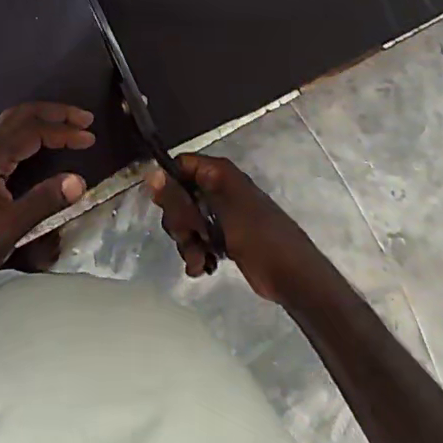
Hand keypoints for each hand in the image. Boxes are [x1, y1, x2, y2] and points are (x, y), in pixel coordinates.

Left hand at [0, 102, 94, 291]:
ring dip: (43, 117)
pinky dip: (32, 128)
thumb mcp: (10, 228)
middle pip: (22, 115)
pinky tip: (43, 139)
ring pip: (14, 121)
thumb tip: (78, 180)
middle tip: (84, 118)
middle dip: (54, 112)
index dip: (63, 132)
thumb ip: (44, 201)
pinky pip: (9, 134)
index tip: (89, 138)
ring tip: (70, 122)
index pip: (33, 132)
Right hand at [148, 155, 321, 302]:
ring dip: (187, 243)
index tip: (167, 207)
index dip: (169, 186)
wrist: (292, 276)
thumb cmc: (257, 237)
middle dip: (180, 223)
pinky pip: (197, 240)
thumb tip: (149, 174)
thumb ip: (180, 198)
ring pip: (186, 222)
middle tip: (191, 237)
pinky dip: (197, 254)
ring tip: (200, 260)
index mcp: (218, 173)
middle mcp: (217, 188)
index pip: (179, 166)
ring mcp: (221, 214)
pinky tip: (205, 267)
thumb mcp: (214, 216)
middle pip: (179, 197)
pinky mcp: (223, 237)